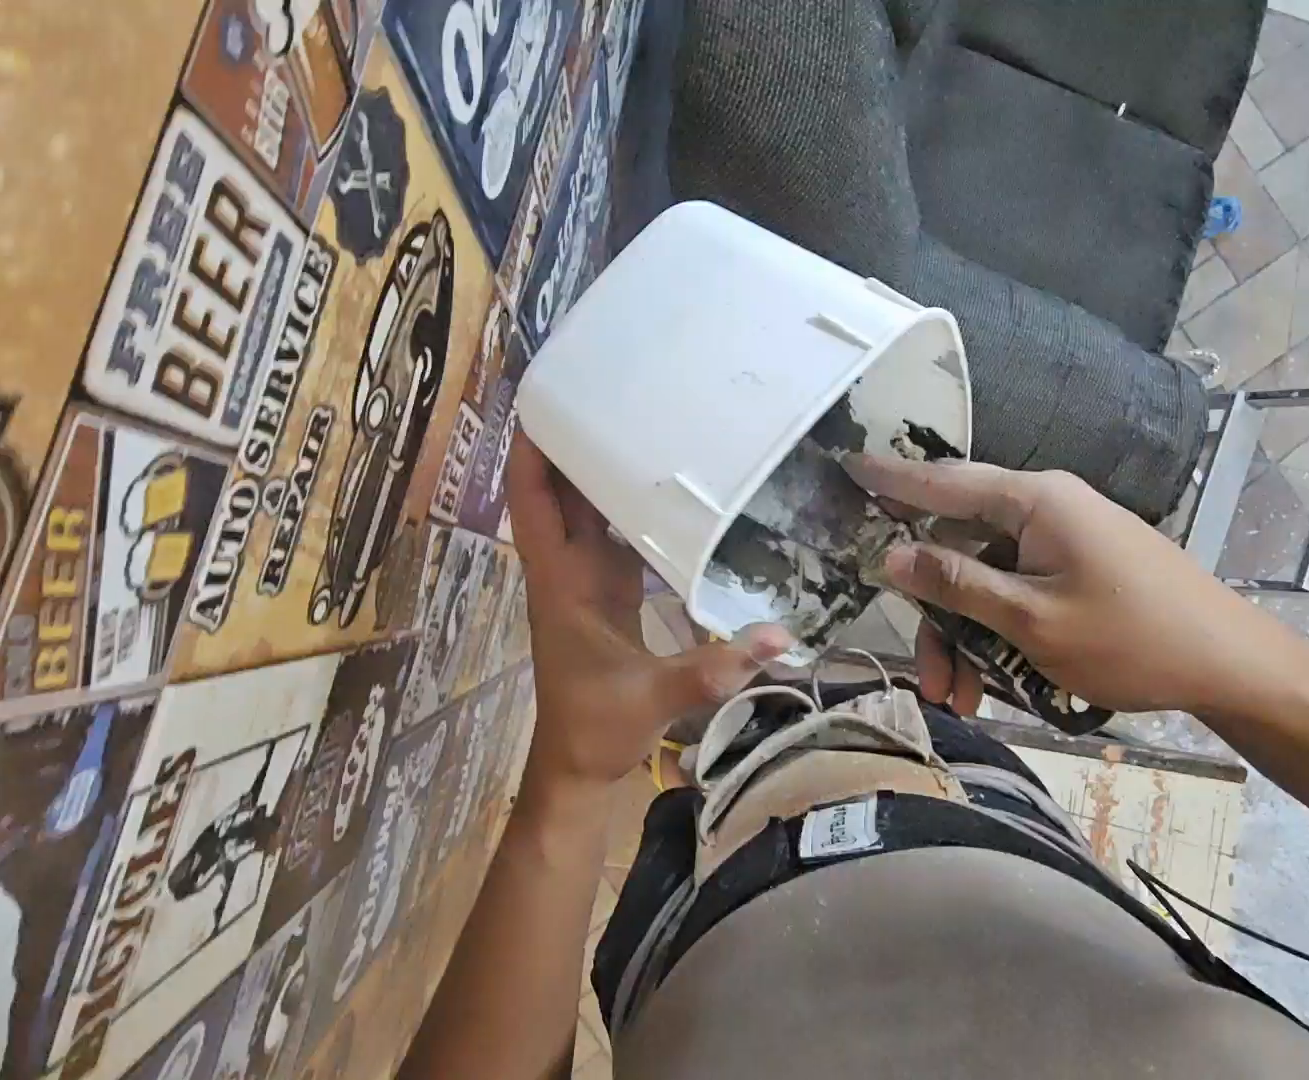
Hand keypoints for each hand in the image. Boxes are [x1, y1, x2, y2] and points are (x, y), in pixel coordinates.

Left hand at [508, 432, 790, 800]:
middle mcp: (567, 570)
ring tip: (632, 418)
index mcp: (561, 582)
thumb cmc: (596, 729)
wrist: (577, 767)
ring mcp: (585, 580)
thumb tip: (777, 637)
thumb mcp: (653, 698)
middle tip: (605, 389)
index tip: (546, 397)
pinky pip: (608, 535)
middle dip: (568, 440)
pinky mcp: (607, 592)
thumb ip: (712, 670)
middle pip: (555, 492)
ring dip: (594, 468)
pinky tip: (657, 483)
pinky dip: (621, 504)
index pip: (533, 501)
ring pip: (580, 510)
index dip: (530, 449)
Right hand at [844, 455, 1308, 718]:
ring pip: (983, 581)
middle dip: (936, 616)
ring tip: (963, 699)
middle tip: (929, 678)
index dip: (889, 480)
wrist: (1233, 667)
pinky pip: (1014, 594)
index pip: (942, 481)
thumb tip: (890, 555)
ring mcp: (1059, 541)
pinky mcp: (1072, 569)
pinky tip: (994, 687)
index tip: (845, 466)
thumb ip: (956, 584)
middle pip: (957, 549)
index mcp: (1032, 501)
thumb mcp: (1031, 620)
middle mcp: (1041, 510)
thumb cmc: (1132, 638)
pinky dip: (998, 636)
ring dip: (966, 639)